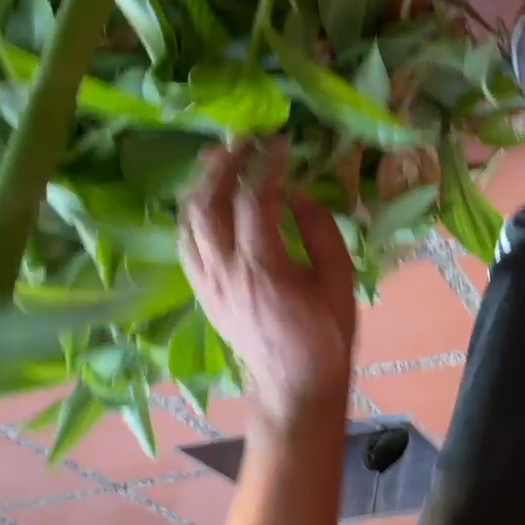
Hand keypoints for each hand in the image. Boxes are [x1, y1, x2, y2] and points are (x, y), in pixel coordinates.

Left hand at [179, 140, 356, 435]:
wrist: (292, 385)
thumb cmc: (326, 331)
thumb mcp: (339, 277)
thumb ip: (320, 230)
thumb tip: (297, 194)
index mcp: (264, 268)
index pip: (256, 201)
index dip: (267, 166)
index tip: (281, 142)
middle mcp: (225, 272)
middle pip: (209, 205)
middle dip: (224, 165)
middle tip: (243, 138)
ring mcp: (206, 283)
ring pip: (188, 222)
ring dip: (202, 184)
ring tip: (219, 157)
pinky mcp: (201, 292)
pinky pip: (185, 243)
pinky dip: (193, 213)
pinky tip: (206, 197)